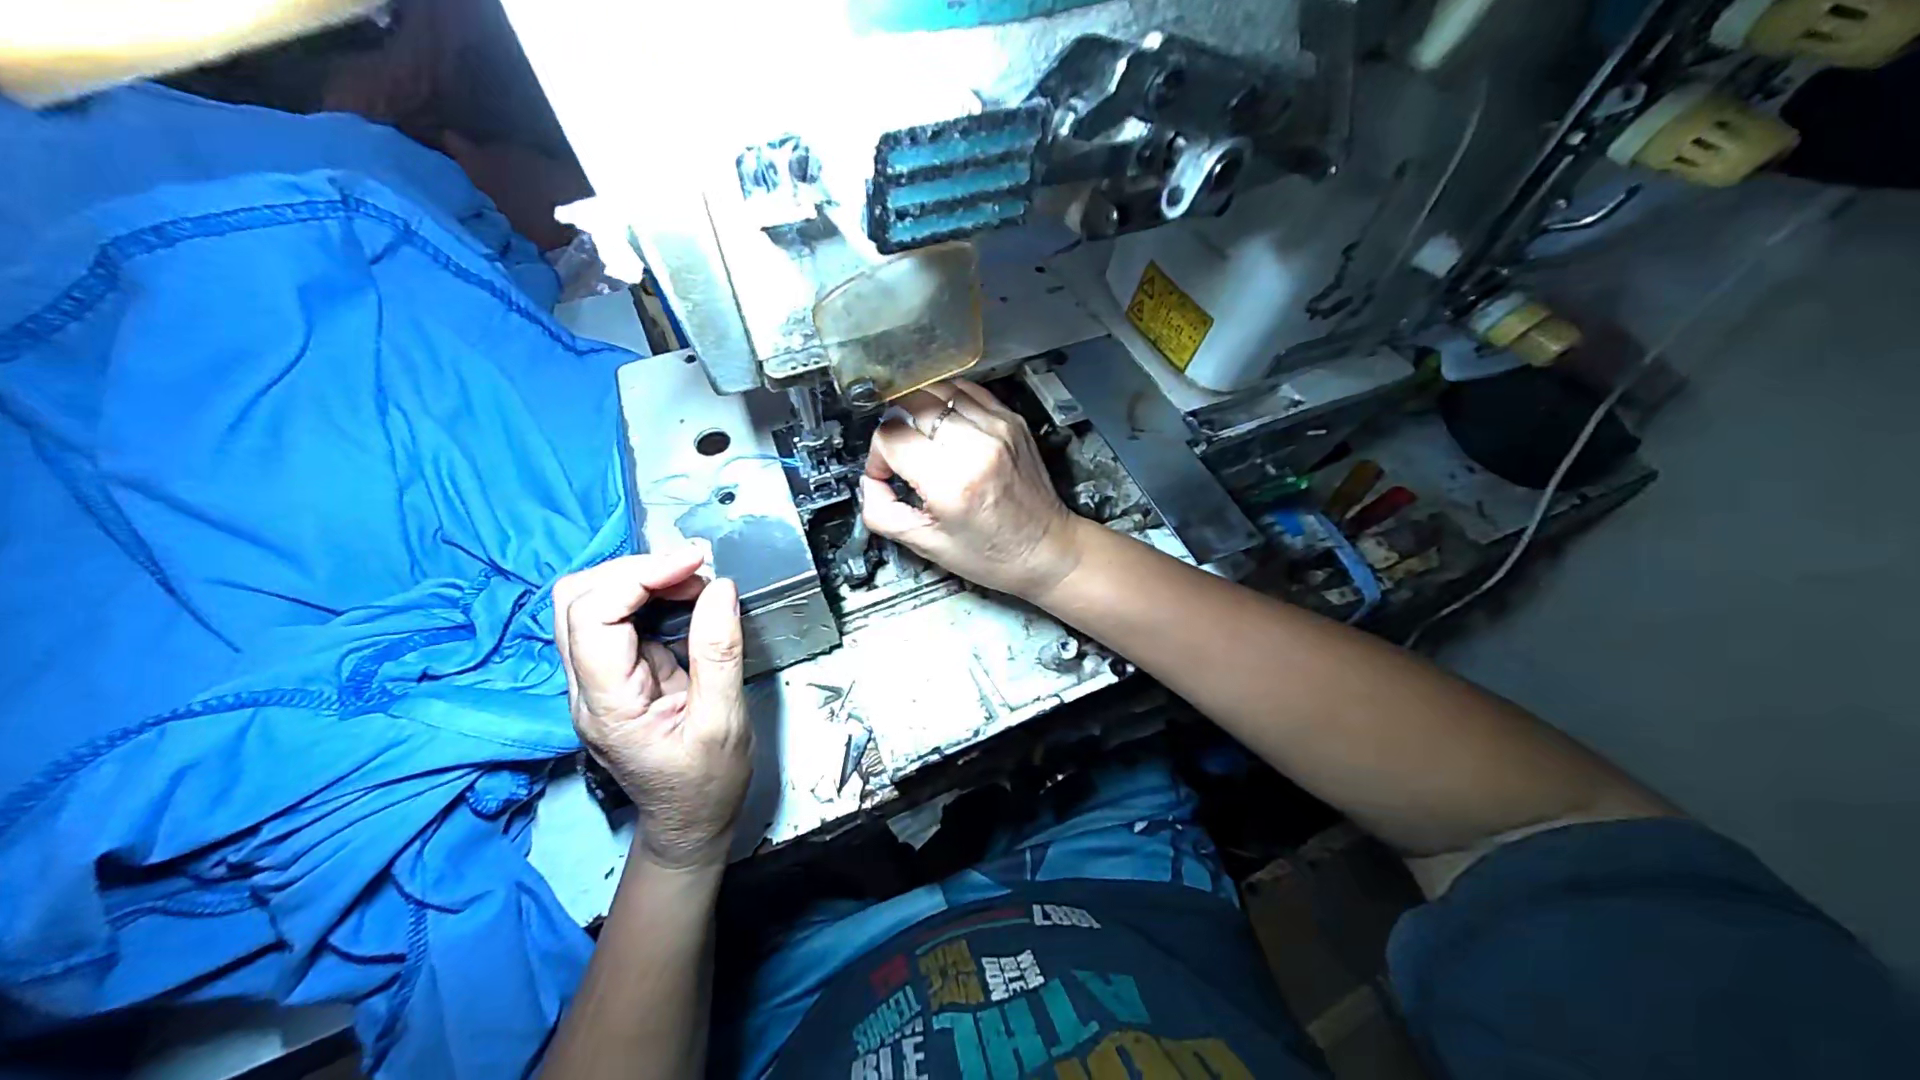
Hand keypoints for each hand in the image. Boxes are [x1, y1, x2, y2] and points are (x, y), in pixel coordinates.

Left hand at [552, 550, 751, 869]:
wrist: (689, 822)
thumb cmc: (706, 783)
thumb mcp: (724, 722)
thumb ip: (719, 653)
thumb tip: (720, 588)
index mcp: (606, 704)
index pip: (591, 617)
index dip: (639, 576)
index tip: (695, 563)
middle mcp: (586, 686)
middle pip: (576, 599)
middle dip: (636, 570)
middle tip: (694, 571)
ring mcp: (596, 679)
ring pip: (589, 602)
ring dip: (640, 578)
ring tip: (694, 581)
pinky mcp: (615, 674)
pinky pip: (616, 617)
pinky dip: (649, 595)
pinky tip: (685, 597)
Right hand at [862, 379, 1087, 600]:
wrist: (1047, 549)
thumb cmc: (992, 553)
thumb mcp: (926, 545)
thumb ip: (882, 512)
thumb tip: (870, 480)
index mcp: (952, 482)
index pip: (891, 437)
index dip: (878, 455)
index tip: (886, 473)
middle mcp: (976, 446)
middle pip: (912, 403)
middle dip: (895, 425)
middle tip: (901, 452)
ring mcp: (997, 428)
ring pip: (938, 389)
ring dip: (919, 408)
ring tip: (921, 435)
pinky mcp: (1011, 420)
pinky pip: (968, 390)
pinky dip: (947, 400)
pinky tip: (945, 424)